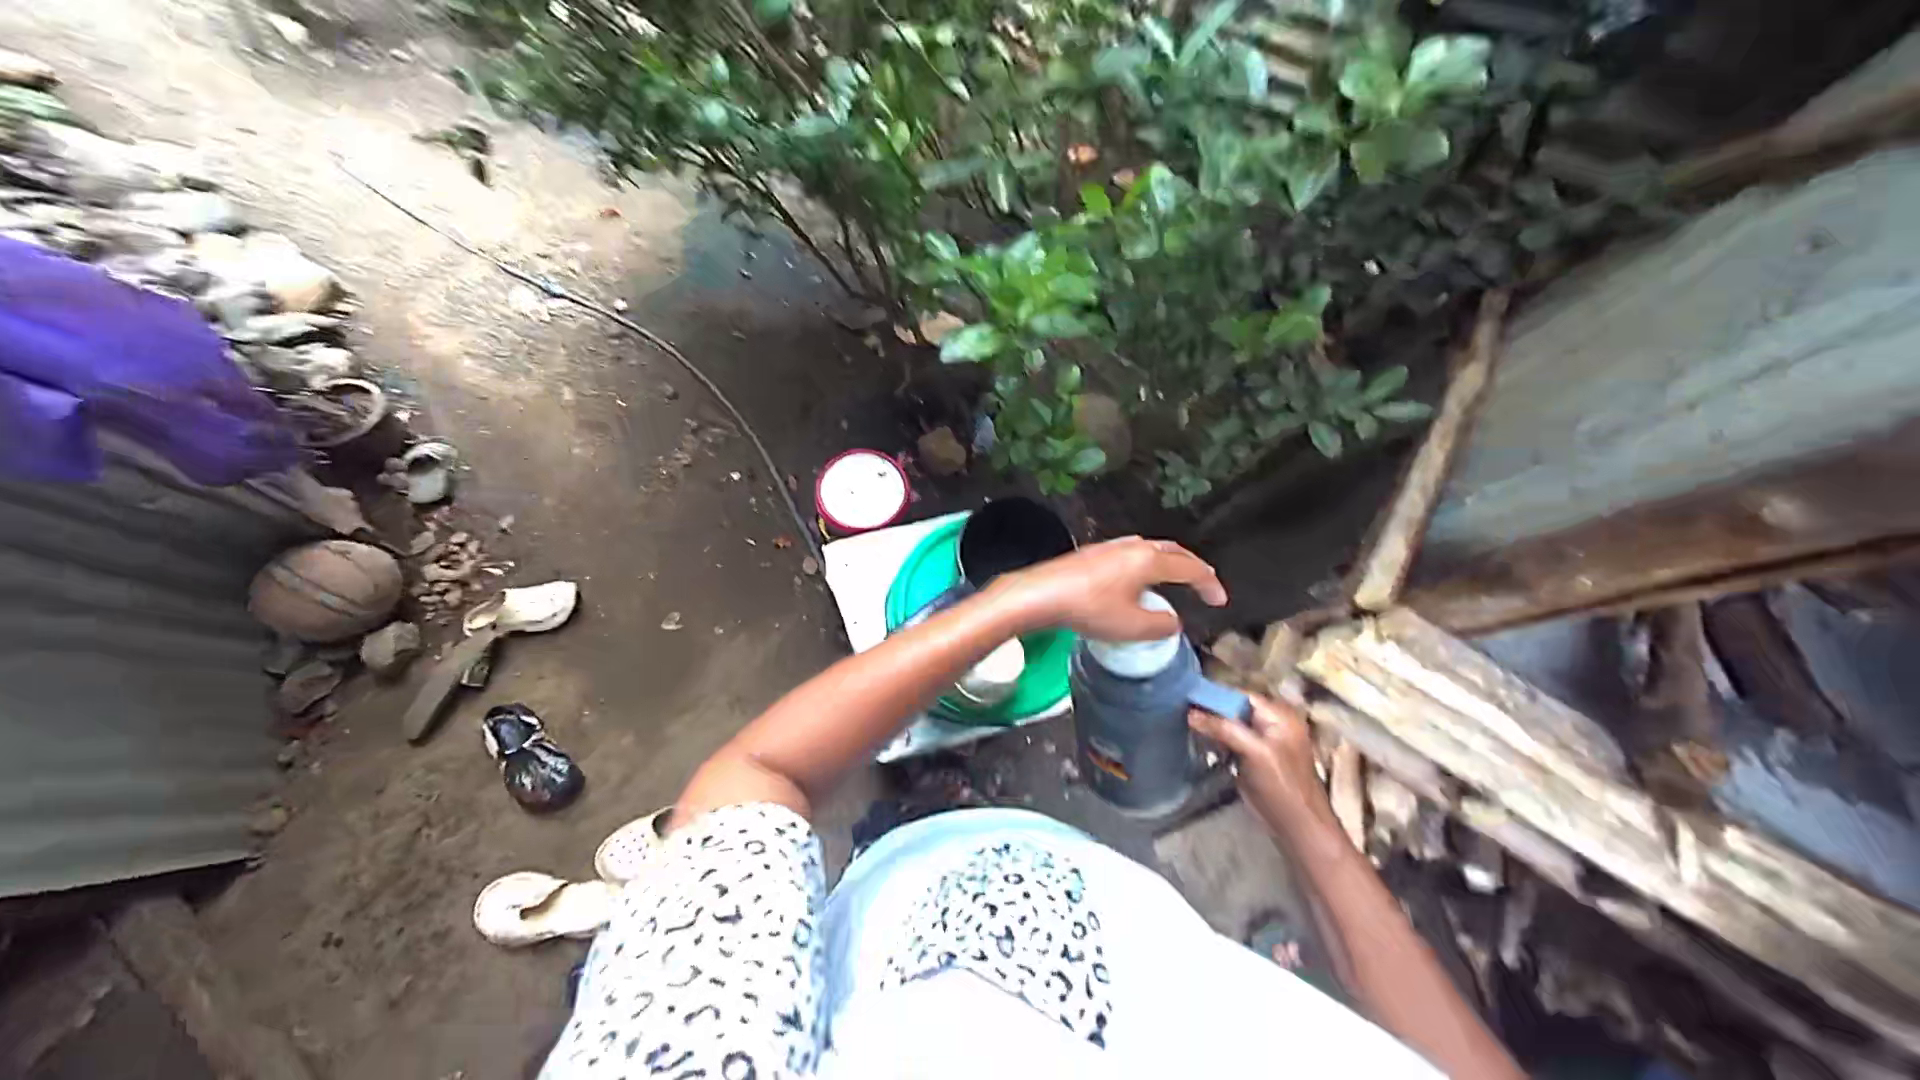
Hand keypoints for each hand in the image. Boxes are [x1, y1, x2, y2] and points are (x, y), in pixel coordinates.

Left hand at [992, 536, 1226, 639]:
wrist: (1040, 593)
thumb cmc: (1089, 609)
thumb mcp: (1132, 626)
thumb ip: (1160, 624)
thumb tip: (1171, 620)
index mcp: (1149, 560)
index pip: (1191, 568)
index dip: (1209, 584)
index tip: (1219, 600)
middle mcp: (1132, 547)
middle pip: (1171, 551)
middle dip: (1191, 566)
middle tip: (1202, 583)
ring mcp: (1109, 547)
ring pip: (1149, 549)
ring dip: (1166, 563)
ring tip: (1171, 580)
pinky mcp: (1091, 554)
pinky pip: (1129, 555)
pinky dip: (1144, 566)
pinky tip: (1134, 581)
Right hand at [1188, 694, 1326, 827]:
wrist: (1297, 826)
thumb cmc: (1282, 784)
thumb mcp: (1254, 751)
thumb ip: (1223, 728)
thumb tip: (1190, 713)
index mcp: (1279, 714)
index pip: (1240, 695)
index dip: (1215, 694)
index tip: (1186, 695)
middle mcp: (1270, 723)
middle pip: (1233, 709)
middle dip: (1209, 710)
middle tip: (1180, 708)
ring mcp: (1260, 742)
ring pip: (1229, 725)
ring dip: (1210, 726)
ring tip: (1182, 722)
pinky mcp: (1251, 759)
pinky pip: (1229, 742)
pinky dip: (1214, 741)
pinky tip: (1196, 740)